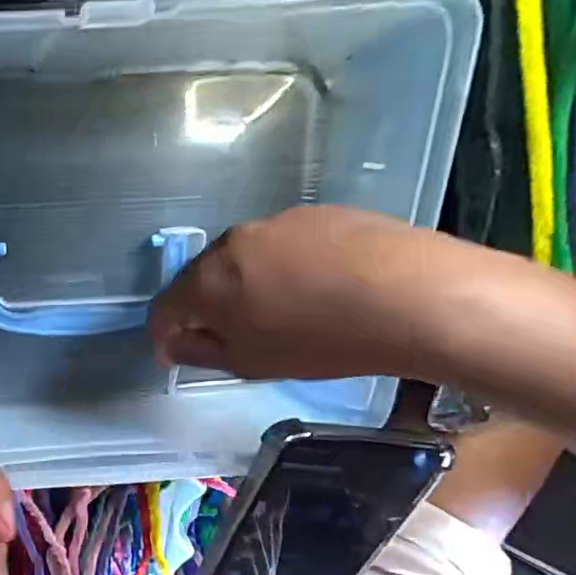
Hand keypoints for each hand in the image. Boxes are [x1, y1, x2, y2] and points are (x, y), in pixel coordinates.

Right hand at [148, 205, 474, 381]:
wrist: (411, 295)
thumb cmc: (319, 341)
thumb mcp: (251, 362)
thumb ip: (200, 352)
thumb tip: (174, 344)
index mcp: (206, 281)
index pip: (164, 307)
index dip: (164, 334)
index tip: (174, 354)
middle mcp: (231, 241)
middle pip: (201, 277)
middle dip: (204, 306)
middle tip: (228, 336)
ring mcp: (275, 221)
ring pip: (242, 257)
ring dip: (244, 284)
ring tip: (278, 311)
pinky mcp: (316, 212)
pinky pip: (282, 244)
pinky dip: (283, 267)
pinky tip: (315, 288)